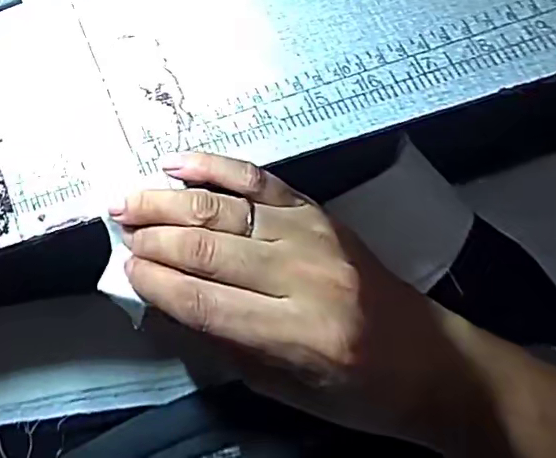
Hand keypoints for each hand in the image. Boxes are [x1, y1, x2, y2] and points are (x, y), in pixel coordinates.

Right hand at [115, 153, 479, 447]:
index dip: (156, 284)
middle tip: (120, 234)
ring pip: (218, 209)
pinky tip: (172, 165)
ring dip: (163, 203)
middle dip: (151, 240)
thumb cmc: (357, 389)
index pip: (205, 302)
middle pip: (206, 249)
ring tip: (126, 203)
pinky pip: (251, 176)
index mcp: (303, 337)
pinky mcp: (312, 208)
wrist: (435, 363)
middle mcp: (306, 278)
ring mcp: (309, 234)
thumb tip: (156, 301)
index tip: (125, 271)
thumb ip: (219, 343)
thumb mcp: (287, 389)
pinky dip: (207, 166)